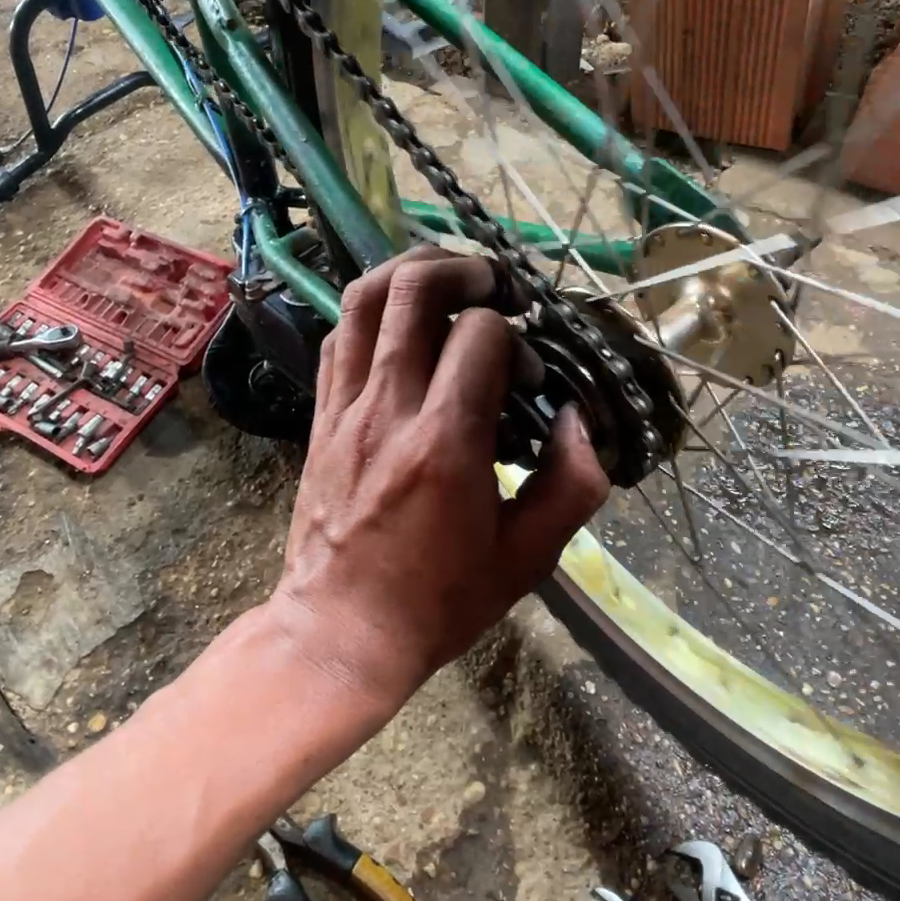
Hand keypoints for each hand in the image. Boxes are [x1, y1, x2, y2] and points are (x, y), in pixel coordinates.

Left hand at [267, 246, 609, 705]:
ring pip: (364, 298)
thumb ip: (570, 485)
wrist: (340, 631)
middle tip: (495, 288)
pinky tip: (400, 325)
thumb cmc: (437, 601)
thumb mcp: (526, 558)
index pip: (481, 335)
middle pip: (414, 289)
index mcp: (445, 442)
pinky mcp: (320, 417)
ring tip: (448, 281)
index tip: (528, 377)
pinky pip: (337, 336)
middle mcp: (388, 409)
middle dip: (463, 269)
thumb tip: (580, 419)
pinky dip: (371, 311)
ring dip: (410, 271)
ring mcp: (344, 408)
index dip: (516, 338)